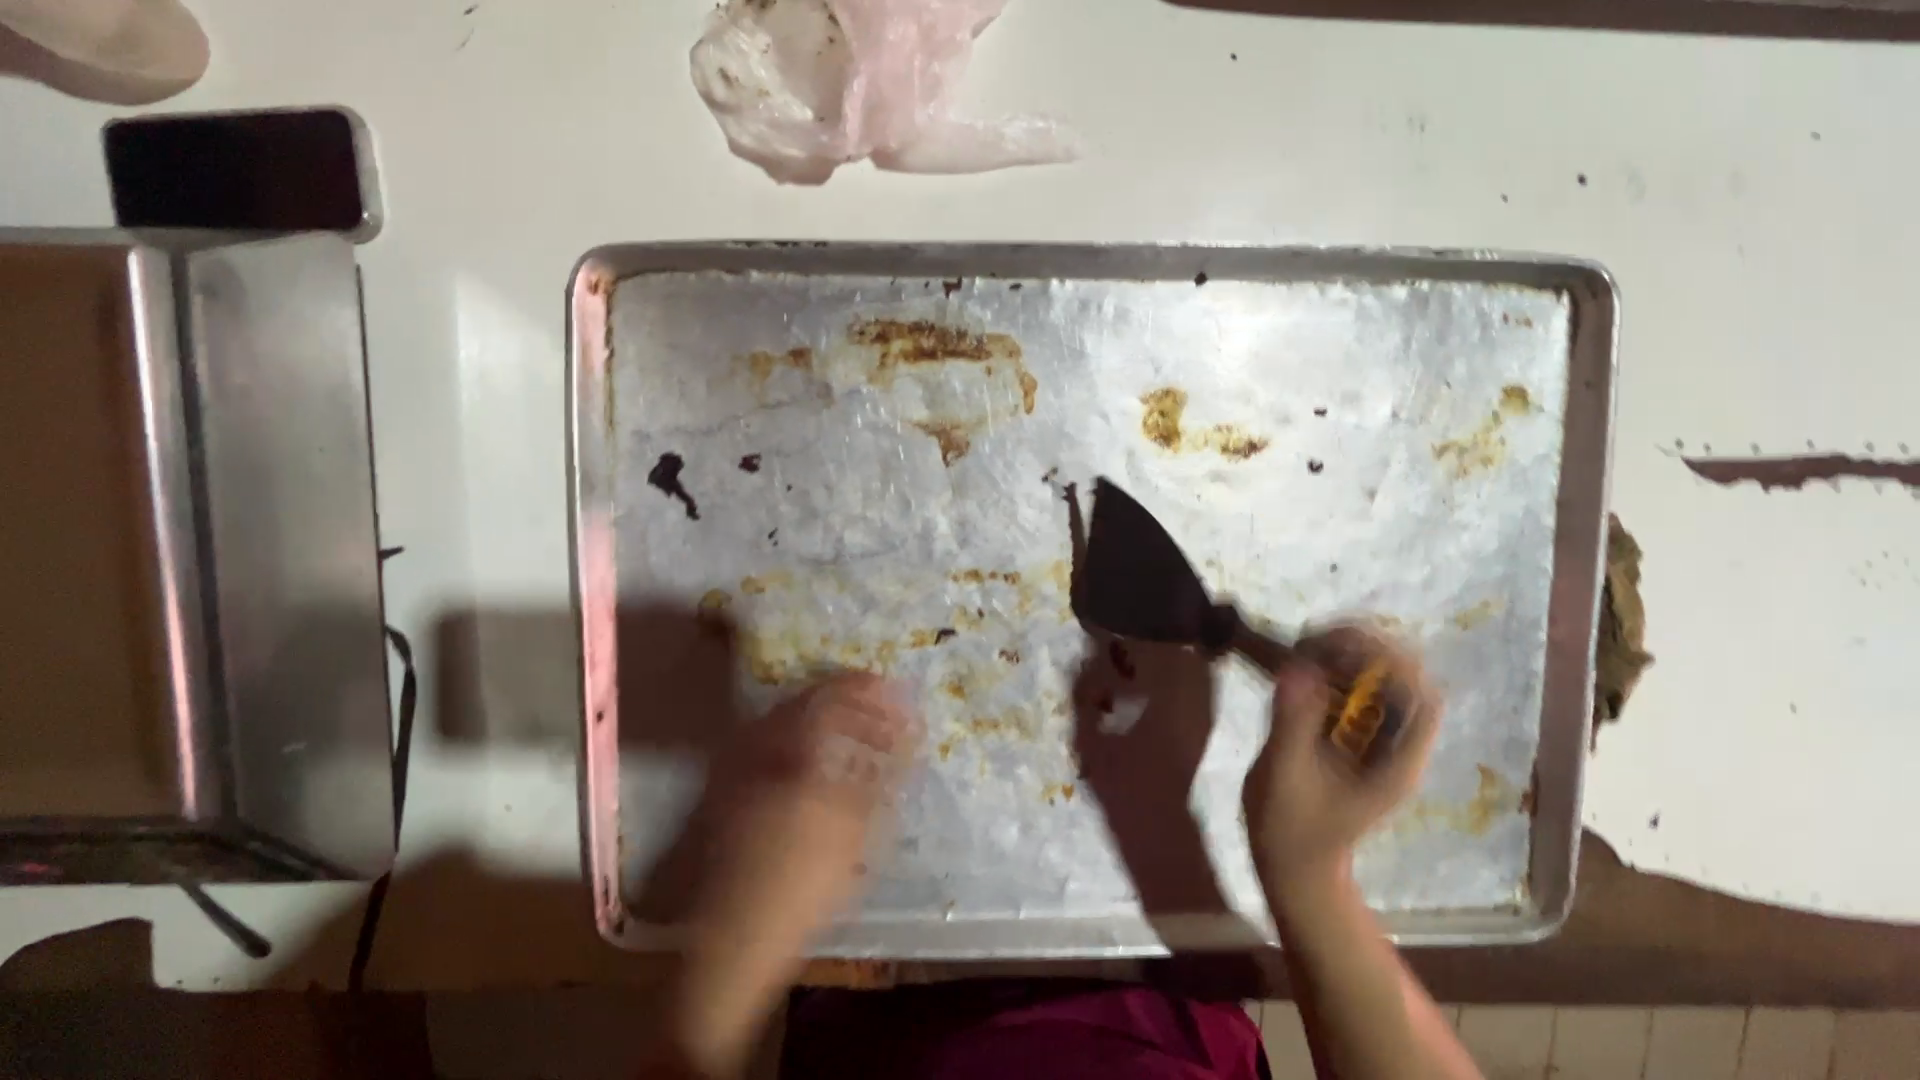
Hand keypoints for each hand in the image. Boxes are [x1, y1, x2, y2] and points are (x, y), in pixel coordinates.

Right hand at [1242, 625, 1439, 901]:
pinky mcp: (1352, 736)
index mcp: (1397, 762)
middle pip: (1405, 679)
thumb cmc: (1291, 830)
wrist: (1293, 866)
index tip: (1341, 647)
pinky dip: (1332, 670)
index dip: (1392, 662)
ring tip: (1305, 647)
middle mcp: (1396, 745)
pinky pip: (1355, 691)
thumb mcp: (1285, 777)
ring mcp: (1375, 740)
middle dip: (1367, 649)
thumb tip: (1297, 667)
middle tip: (1317, 640)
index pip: (1422, 698)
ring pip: (1382, 680)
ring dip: (1348, 654)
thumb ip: (1293, 723)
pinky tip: (1301, 666)